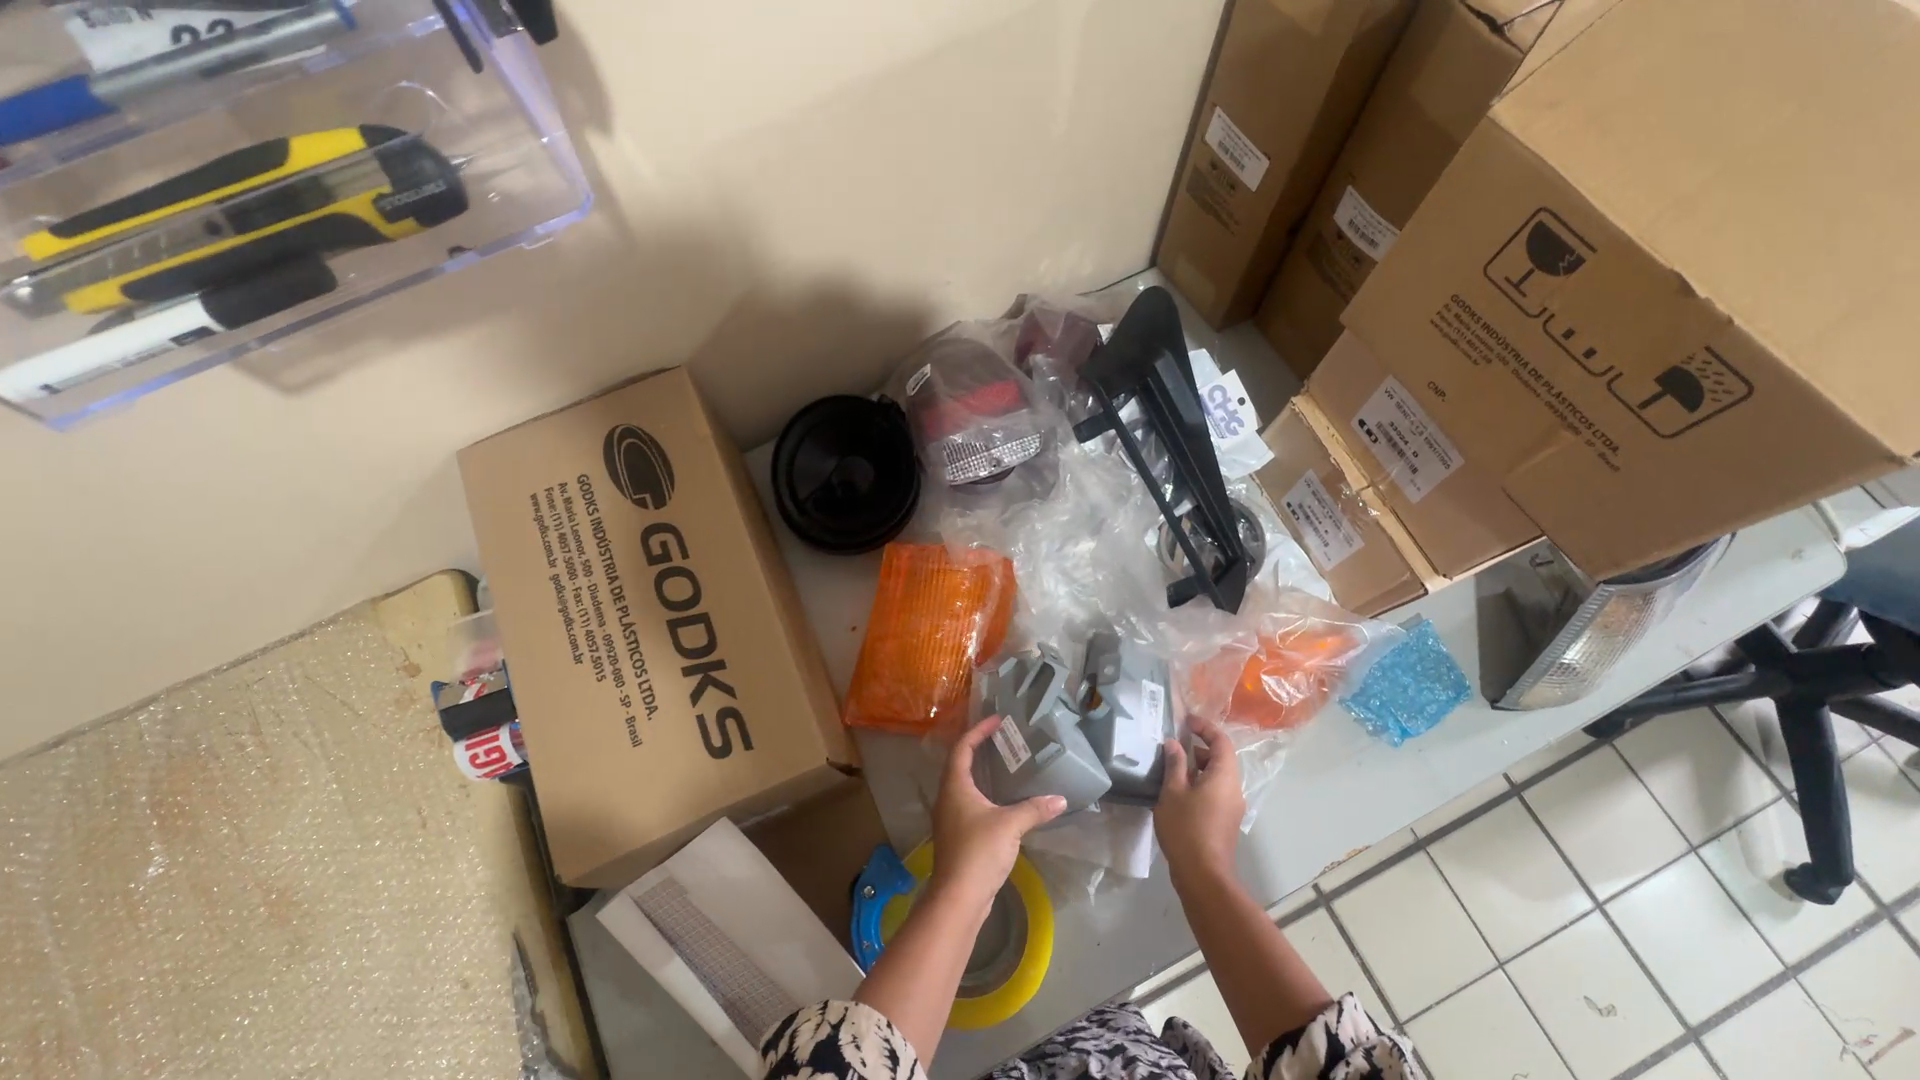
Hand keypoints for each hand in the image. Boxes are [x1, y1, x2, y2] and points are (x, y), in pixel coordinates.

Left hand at [930, 717, 1067, 908]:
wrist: (959, 897)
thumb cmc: (978, 852)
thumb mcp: (1010, 825)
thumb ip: (1034, 809)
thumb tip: (1060, 800)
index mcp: (955, 787)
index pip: (962, 748)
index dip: (978, 731)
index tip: (996, 720)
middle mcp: (948, 798)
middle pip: (960, 764)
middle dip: (979, 749)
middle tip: (1003, 739)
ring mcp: (950, 818)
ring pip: (964, 786)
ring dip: (982, 773)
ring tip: (1005, 766)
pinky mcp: (958, 836)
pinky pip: (970, 804)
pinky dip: (985, 794)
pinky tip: (1004, 801)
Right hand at [1155, 715, 1245, 879]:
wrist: (1203, 874)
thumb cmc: (1186, 828)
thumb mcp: (1173, 792)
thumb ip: (1175, 764)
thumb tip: (1174, 743)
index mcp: (1224, 776)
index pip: (1221, 741)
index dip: (1205, 727)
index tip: (1186, 721)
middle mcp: (1234, 788)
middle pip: (1222, 758)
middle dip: (1200, 747)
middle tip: (1175, 745)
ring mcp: (1233, 806)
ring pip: (1219, 776)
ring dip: (1199, 767)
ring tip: (1173, 768)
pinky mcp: (1226, 821)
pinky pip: (1217, 791)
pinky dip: (1201, 783)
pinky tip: (1179, 792)